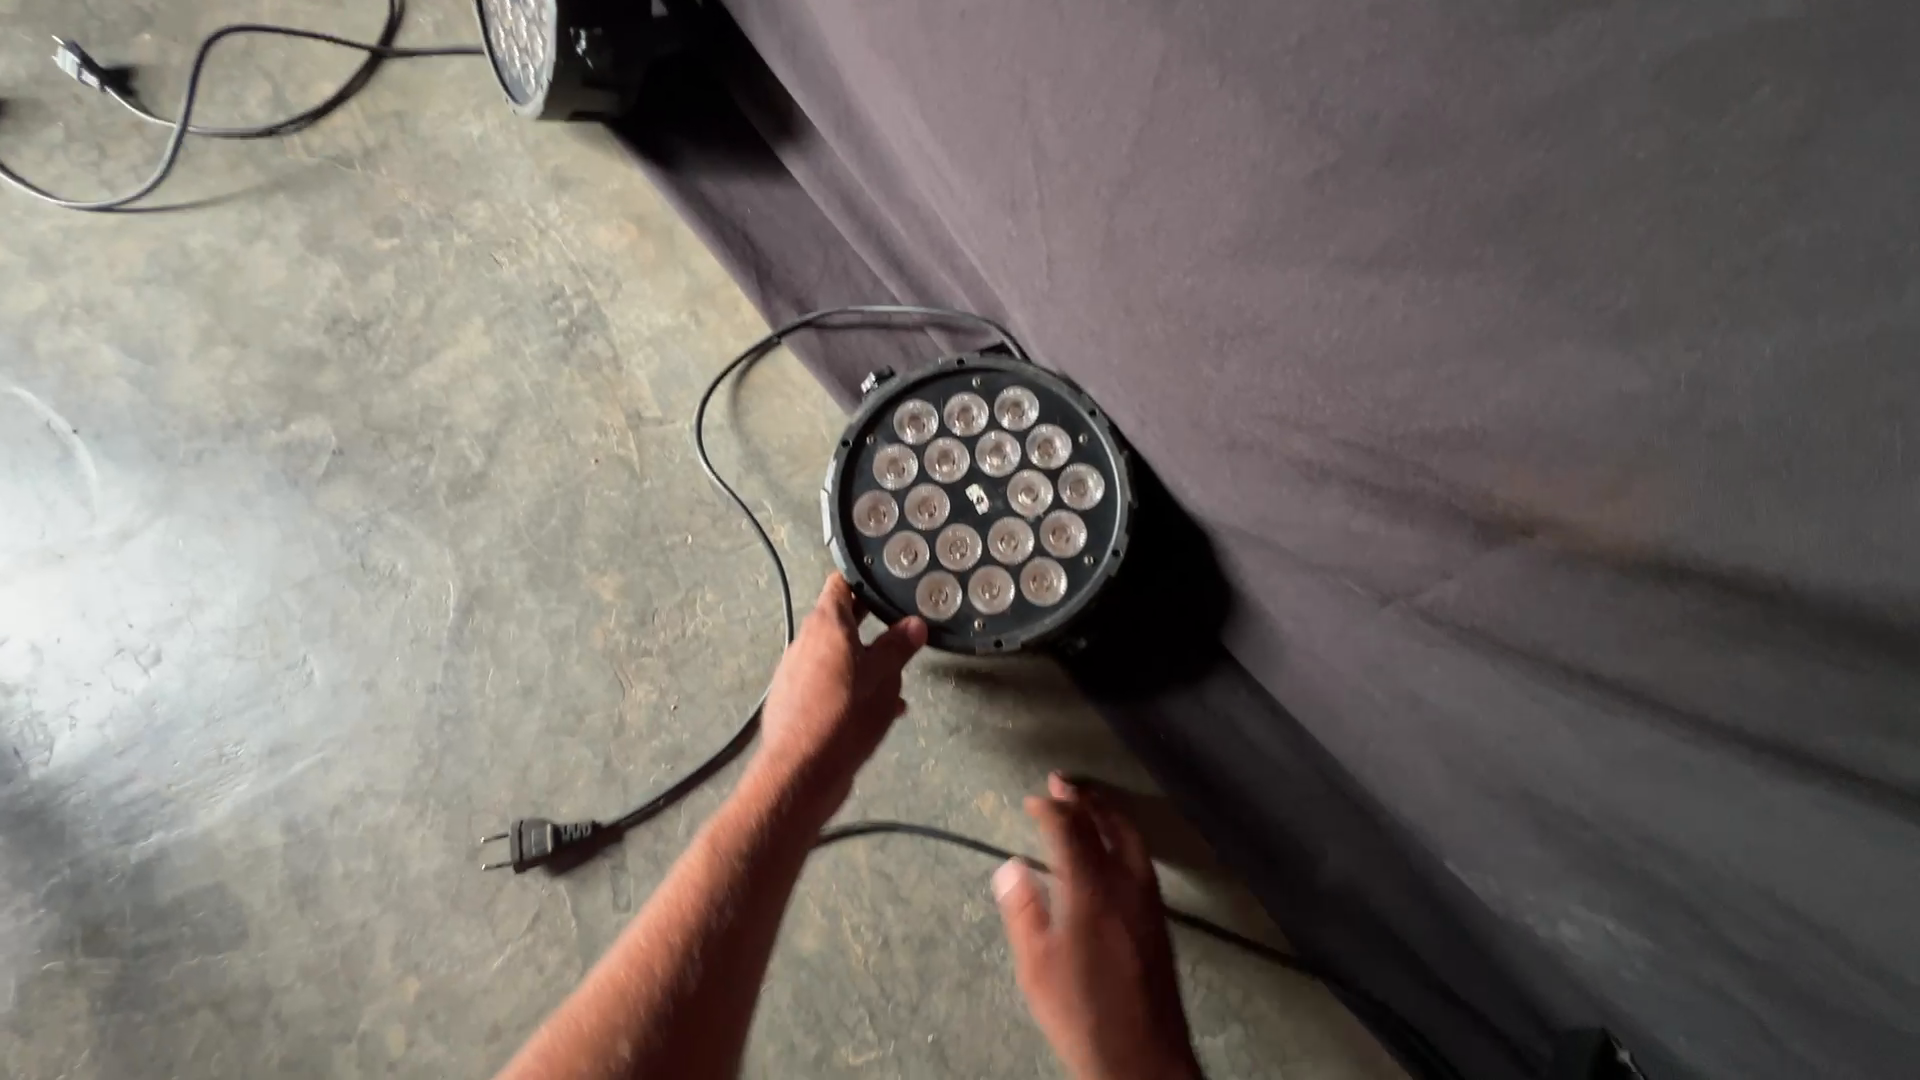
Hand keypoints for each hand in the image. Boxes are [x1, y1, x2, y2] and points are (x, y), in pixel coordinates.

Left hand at [753, 574, 926, 815]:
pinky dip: (854, 688)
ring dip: (865, 660)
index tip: (887, 578)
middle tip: (901, 622)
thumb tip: (914, 623)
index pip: (841, 584)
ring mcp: (797, 673)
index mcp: (826, 625)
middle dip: (871, 622)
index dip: (863, 577)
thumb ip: (897, 647)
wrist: (800, 773)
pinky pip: (831, 684)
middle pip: (840, 620)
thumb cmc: (845, 715)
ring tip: (897, 675)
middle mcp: (806, 642)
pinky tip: (880, 710)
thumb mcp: (883, 679)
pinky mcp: (797, 702)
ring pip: (838, 655)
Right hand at [995, 775, 1201, 1079]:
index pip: (1069, 831)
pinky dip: (1122, 834)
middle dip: (1080, 798)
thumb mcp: (1036, 968)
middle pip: (1104, 823)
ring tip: (1087, 800)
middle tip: (1060, 783)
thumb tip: (1009, 867)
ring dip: (1105, 811)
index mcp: (1089, 891)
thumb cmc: (1081, 1013)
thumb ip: (1023, 911)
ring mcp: (1146, 898)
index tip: (1032, 800)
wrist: (1143, 1058)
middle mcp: (1123, 884)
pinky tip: (1113, 843)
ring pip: (1129, 836)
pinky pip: (1140, 855)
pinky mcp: (1158, 915)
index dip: (1049, 809)